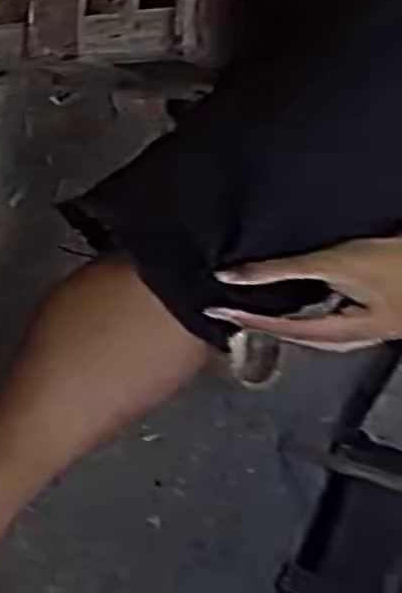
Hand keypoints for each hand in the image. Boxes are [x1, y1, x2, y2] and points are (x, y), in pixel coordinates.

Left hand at [207, 236, 401, 350]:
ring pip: (324, 336)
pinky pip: (336, 327)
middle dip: (268, 330)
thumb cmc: (392, 259)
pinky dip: (306, 322)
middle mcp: (374, 335)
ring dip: (286, 328)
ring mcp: (381, 329)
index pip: (293, 330)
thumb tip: (224, 277)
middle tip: (229, 316)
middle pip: (310, 340)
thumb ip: (273, 271)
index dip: (251, 321)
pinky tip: (289, 312)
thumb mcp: (327, 262)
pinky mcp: (382, 318)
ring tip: (249, 315)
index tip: (215, 312)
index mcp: (364, 329)